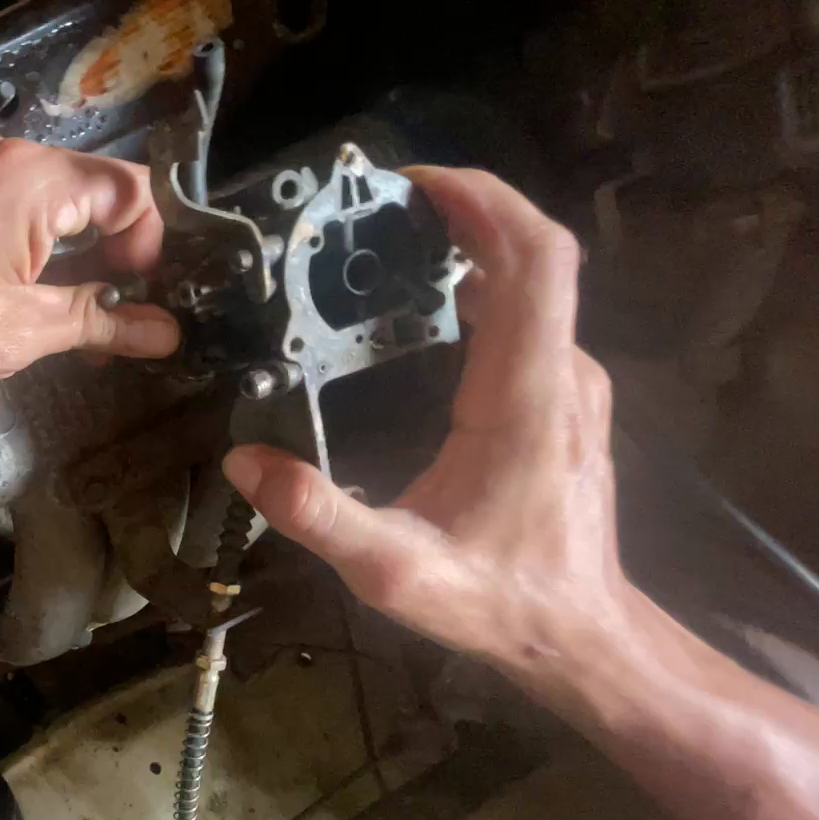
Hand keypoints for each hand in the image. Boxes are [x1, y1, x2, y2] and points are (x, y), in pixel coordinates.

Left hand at [0, 131, 180, 428]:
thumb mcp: (25, 332)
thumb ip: (101, 321)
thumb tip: (165, 332)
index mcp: (27, 176)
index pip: (126, 191)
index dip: (147, 246)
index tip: (141, 298)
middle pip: (87, 195)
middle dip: (110, 257)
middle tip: (114, 320)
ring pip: (47, 208)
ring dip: (71, 263)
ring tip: (73, 324)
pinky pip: (7, 216)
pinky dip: (30, 256)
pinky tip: (30, 304)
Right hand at [221, 167, 632, 684]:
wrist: (575, 633)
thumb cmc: (493, 598)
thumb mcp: (388, 569)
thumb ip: (314, 513)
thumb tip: (243, 460)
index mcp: (523, 398)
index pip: (531, 265)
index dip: (484, 206)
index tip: (412, 186)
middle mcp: (559, 376)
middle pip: (530, 260)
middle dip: (460, 217)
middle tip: (369, 218)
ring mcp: (564, 387)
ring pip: (529, 287)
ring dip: (464, 252)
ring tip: (379, 253)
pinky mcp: (555, 403)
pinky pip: (523, 319)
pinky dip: (473, 291)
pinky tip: (414, 310)